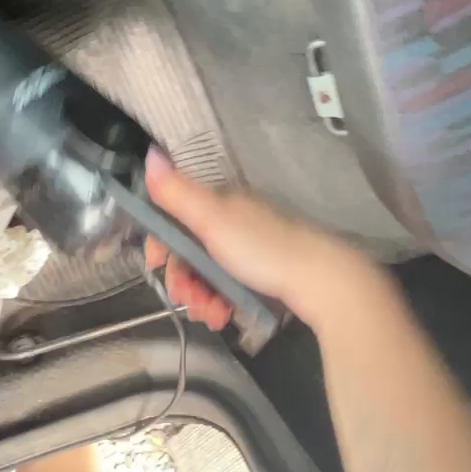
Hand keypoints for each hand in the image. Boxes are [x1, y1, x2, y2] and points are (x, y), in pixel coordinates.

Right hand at [143, 150, 388, 329]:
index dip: (160, 242)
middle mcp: (231, 223)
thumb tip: (149, 154)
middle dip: (181, 279)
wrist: (321, 281)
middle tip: (186, 300)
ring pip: (206, 274)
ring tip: (209, 316)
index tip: (156, 265)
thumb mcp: (212, 219)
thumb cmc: (262, 248)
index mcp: (218, 205)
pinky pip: (227, 289)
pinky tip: (223, 317)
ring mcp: (247, 250)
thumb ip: (177, 192)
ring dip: (199, 298)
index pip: (174, 219)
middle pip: (188, 251)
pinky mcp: (262, 275)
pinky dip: (218, 304)